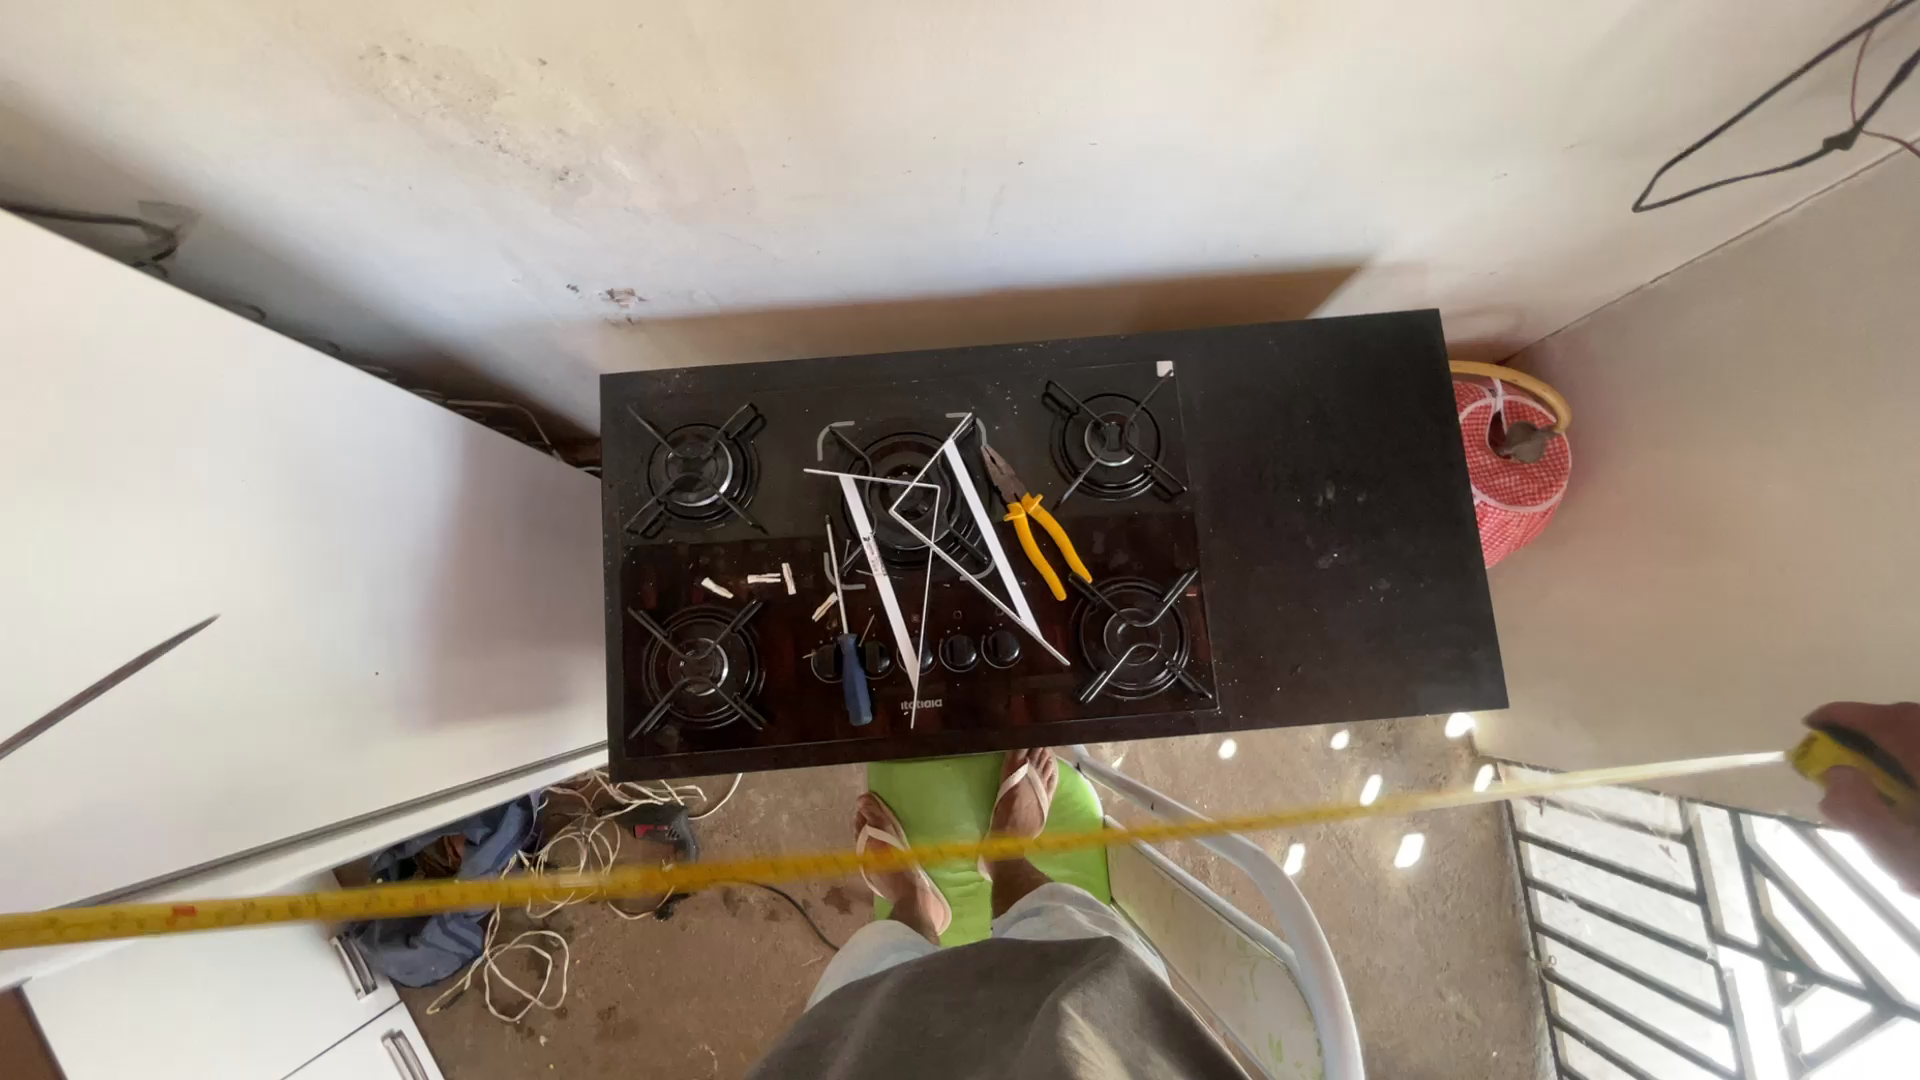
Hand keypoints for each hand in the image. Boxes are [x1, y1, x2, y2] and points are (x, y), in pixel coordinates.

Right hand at [1805, 701, 1919, 894]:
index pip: (1887, 721)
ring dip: (1907, 741)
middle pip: (1916, 721)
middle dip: (1876, 725)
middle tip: (1846, 746)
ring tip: (1886, 767)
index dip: (1843, 716)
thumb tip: (1839, 774)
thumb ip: (1857, 810)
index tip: (1814, 726)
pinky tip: (1914, 781)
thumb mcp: (1903, 857)